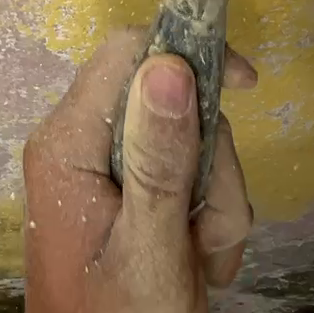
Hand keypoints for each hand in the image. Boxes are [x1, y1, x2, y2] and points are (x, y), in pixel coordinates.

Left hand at [22, 32, 255, 312]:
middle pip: (166, 99)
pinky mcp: (124, 188)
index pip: (126, 52)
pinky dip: (205, 214)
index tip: (246, 83)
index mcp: (67, 140)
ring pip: (186, 140)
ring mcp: (101, 165)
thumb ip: (158, 161)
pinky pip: (184, 173)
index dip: (186, 54)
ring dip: (212, 198)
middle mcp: (79, 140)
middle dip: (207, 160)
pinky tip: (197, 260)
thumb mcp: (148, 251)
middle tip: (207, 227)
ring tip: (200, 258)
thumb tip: (168, 64)